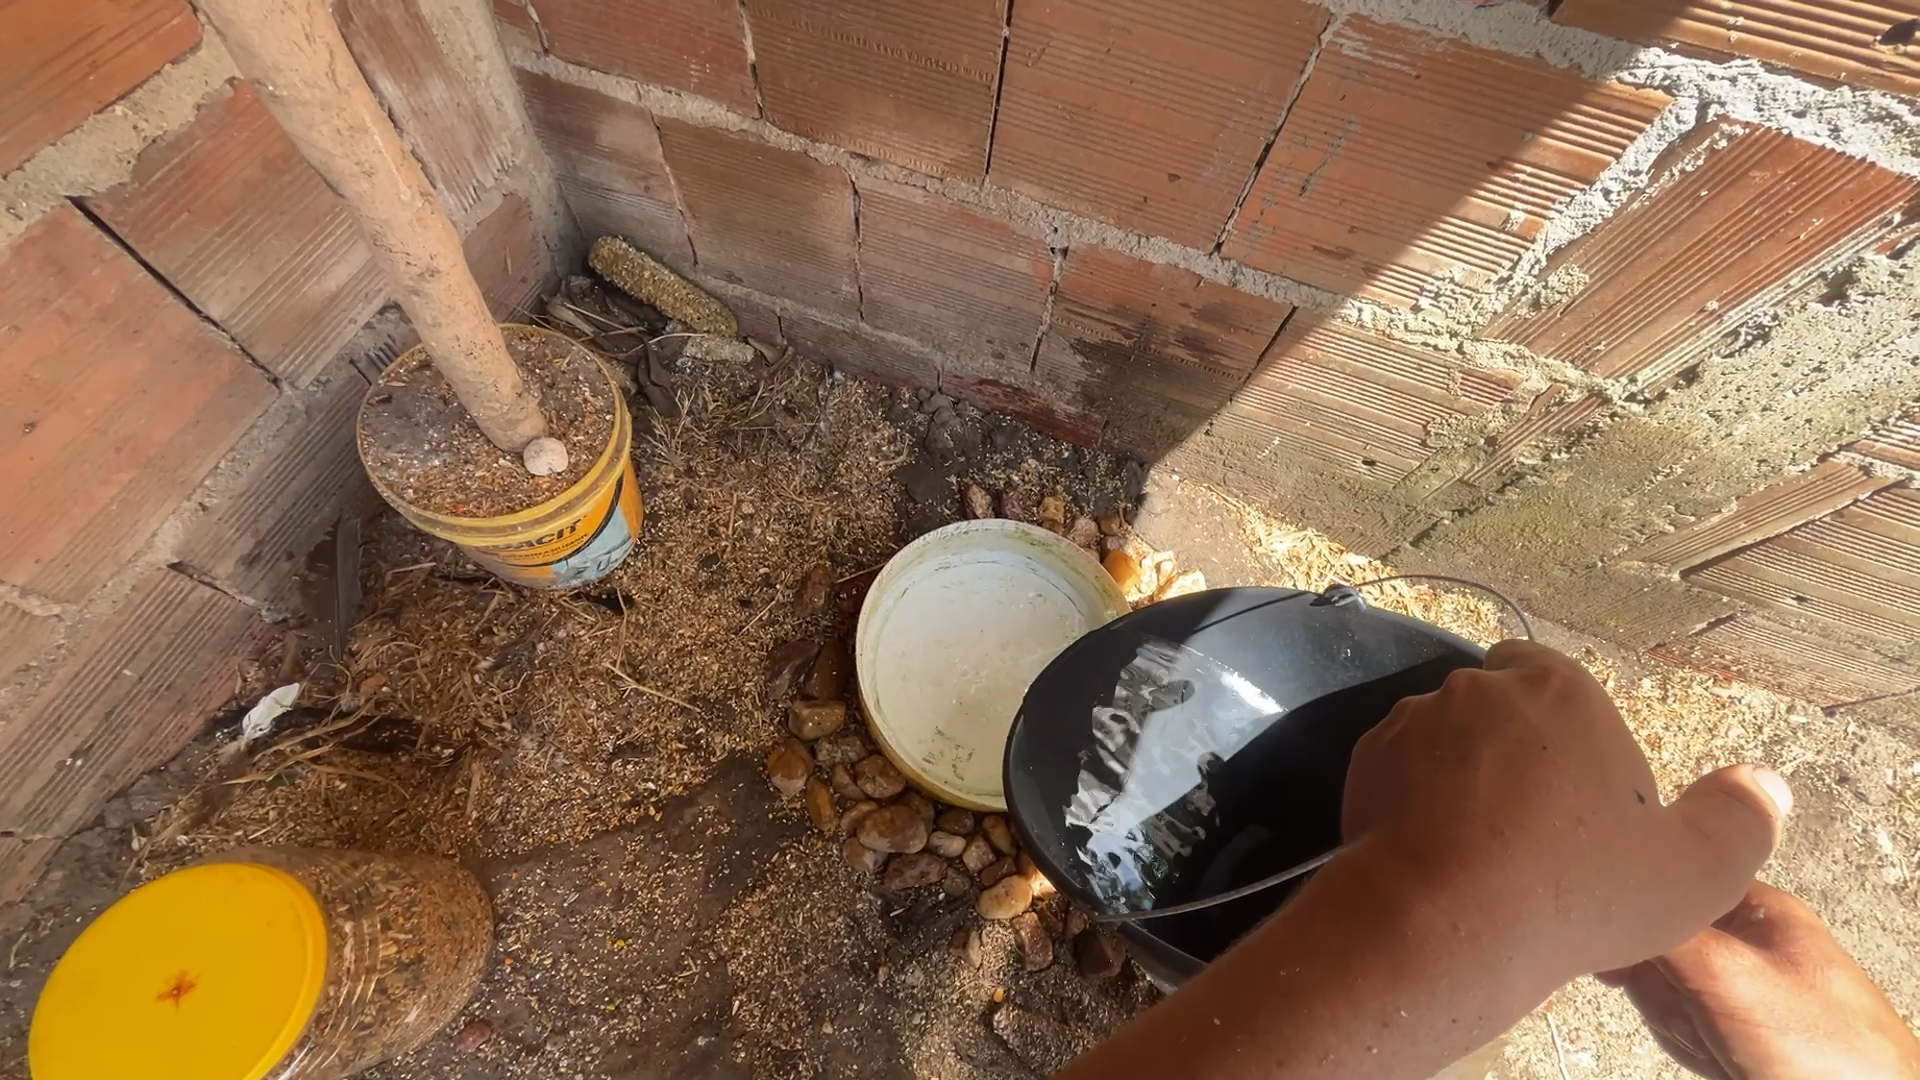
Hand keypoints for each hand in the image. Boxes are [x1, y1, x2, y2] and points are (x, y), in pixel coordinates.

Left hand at [1342, 639, 1793, 987]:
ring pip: (1445, 731)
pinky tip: (1438, 836)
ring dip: (1462, 763)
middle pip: (1495, 702)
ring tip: (1485, 833)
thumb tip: (1758, 783)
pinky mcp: (1366, 753)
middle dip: (1514, 740)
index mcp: (1555, 689)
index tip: (1576, 767)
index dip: (1561, 713)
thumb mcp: (1696, 867)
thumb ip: (1737, 816)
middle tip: (1539, 811)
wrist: (1443, 911)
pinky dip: (1416, 785)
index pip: (1545, 668)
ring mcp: (1410, 717)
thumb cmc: (1577, 884)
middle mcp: (1473, 687)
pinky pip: (1400, 760)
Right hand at [1601, 882, 1919, 1078]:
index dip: (1632, 910)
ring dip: (1669, 1012)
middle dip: (1656, 980)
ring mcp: (1735, 980)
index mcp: (1754, 906)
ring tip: (1712, 1038)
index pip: (1660, 878)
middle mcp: (1743, 937)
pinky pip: (1669, 1008)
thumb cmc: (1826, 1056)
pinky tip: (1713, 1052)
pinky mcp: (1728, 1017)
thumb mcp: (1722, 970)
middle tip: (1687, 1006)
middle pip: (1647, 932)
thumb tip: (1592, 887)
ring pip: (1652, 975)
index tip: (1618, 940)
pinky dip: (1681, 1034)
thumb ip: (1651, 923)